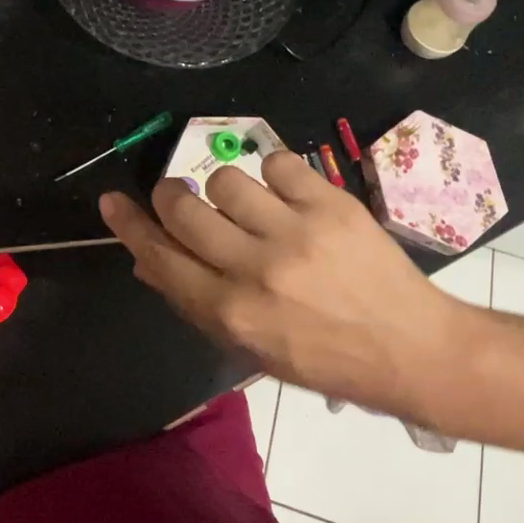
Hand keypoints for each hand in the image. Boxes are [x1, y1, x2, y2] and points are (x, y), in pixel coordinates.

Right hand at [98, 151, 472, 420]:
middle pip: (183, 208)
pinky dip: (274, 175)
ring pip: (225, 180)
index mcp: (233, 314)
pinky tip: (287, 197)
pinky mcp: (330, 204)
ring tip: (249, 207)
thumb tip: (146, 260)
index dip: (130, 225)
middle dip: (170, 196)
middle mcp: (256, 270)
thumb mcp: (252, 349)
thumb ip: (196, 304)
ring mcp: (294, 232)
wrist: (411, 348)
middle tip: (179, 197)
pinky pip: (276, 162)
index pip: (161, 258)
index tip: (112, 201)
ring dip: (225, 190)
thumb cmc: (325, 360)